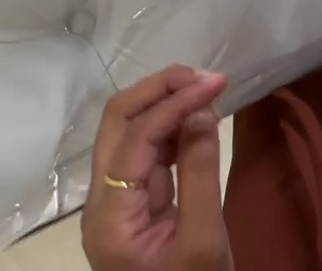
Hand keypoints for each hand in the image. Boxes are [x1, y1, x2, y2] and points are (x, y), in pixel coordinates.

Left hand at [81, 66, 231, 270]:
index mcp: (109, 216)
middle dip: (159, 89)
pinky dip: (172, 124)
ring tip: (209, 93)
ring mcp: (118, 201)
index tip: (218, 82)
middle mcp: (102, 201)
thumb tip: (201, 109)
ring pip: (129, 130)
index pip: (136, 138)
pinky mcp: (137, 203)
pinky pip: (147, 149)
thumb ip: (199, 172)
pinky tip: (200, 119)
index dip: (176, 102)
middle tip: (206, 78)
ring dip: (166, 102)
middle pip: (116, 122)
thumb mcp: (203, 243)